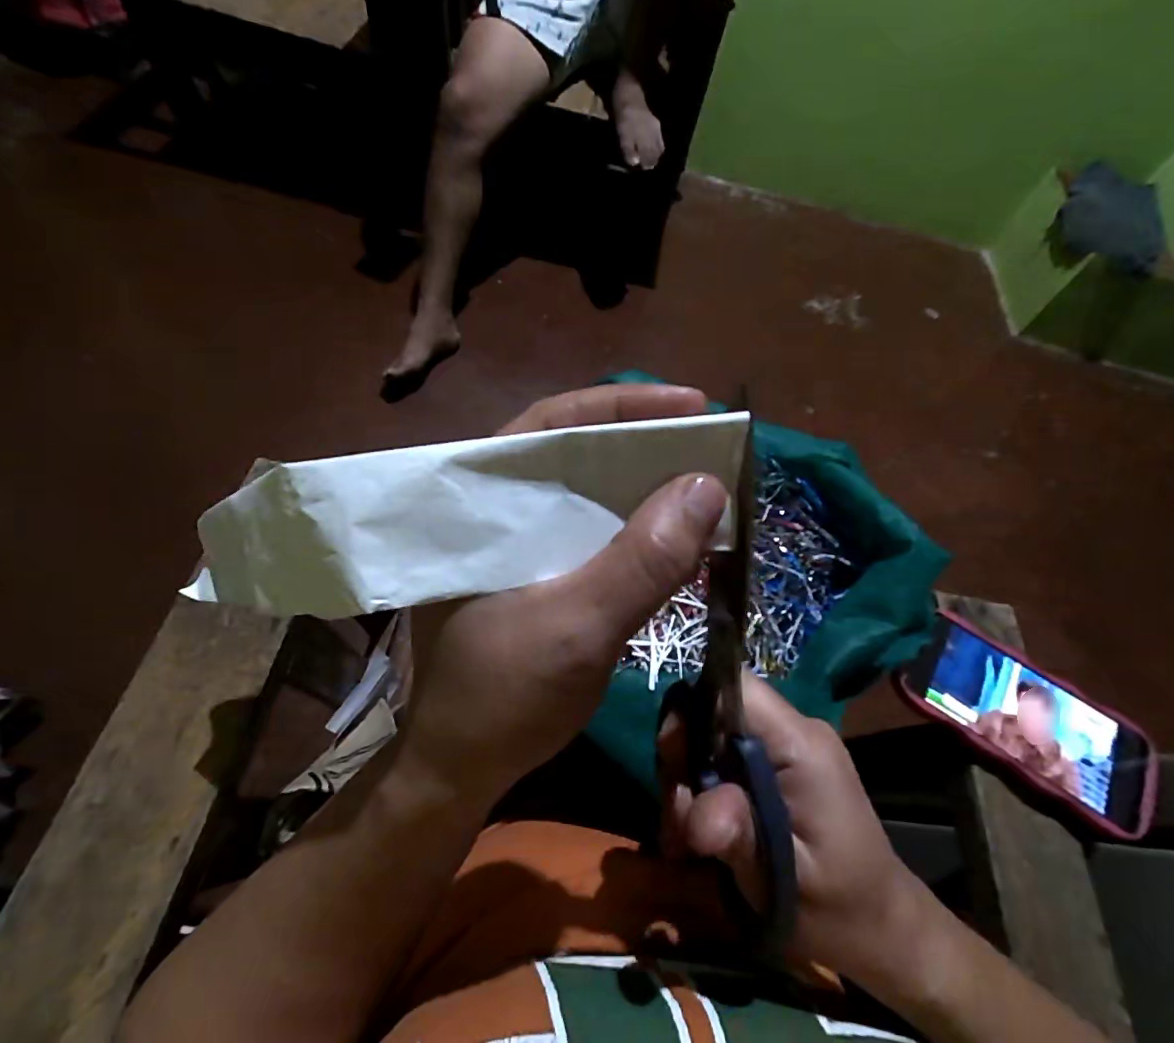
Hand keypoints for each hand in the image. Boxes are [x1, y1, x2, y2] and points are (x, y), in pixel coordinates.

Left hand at [397, 384, 728, 801]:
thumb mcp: (576, 627)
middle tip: (713, 444)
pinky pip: (598, 536)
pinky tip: (678, 538)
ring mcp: (522, 544)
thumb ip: (639, 561)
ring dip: (648, 488)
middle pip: (578, 452)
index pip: (554, 422)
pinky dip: (640, 532)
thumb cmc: (501, 697)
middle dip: (647, 443)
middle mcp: (501, 510)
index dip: (624, 404)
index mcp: (483, 501)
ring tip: (708, 485)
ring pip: (591, 494)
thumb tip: (707, 486)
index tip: (695, 405)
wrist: (460, 769)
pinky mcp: (542, 575)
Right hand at [661, 669, 930, 981]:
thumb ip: (740, 836)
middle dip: (682, 757)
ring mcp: (783, 751)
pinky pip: (724, 762)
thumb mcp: (786, 878)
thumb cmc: (838, 904)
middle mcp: (791, 733)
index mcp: (800, 744)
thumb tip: (695, 812)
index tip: (674, 757)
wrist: (878, 926)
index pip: (737, 685)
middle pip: (714, 712)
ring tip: (684, 841)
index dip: (696, 706)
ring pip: (711, 740)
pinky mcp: (775, 770)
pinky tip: (697, 839)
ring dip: (687, 784)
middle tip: (676, 816)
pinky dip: (702, 795)